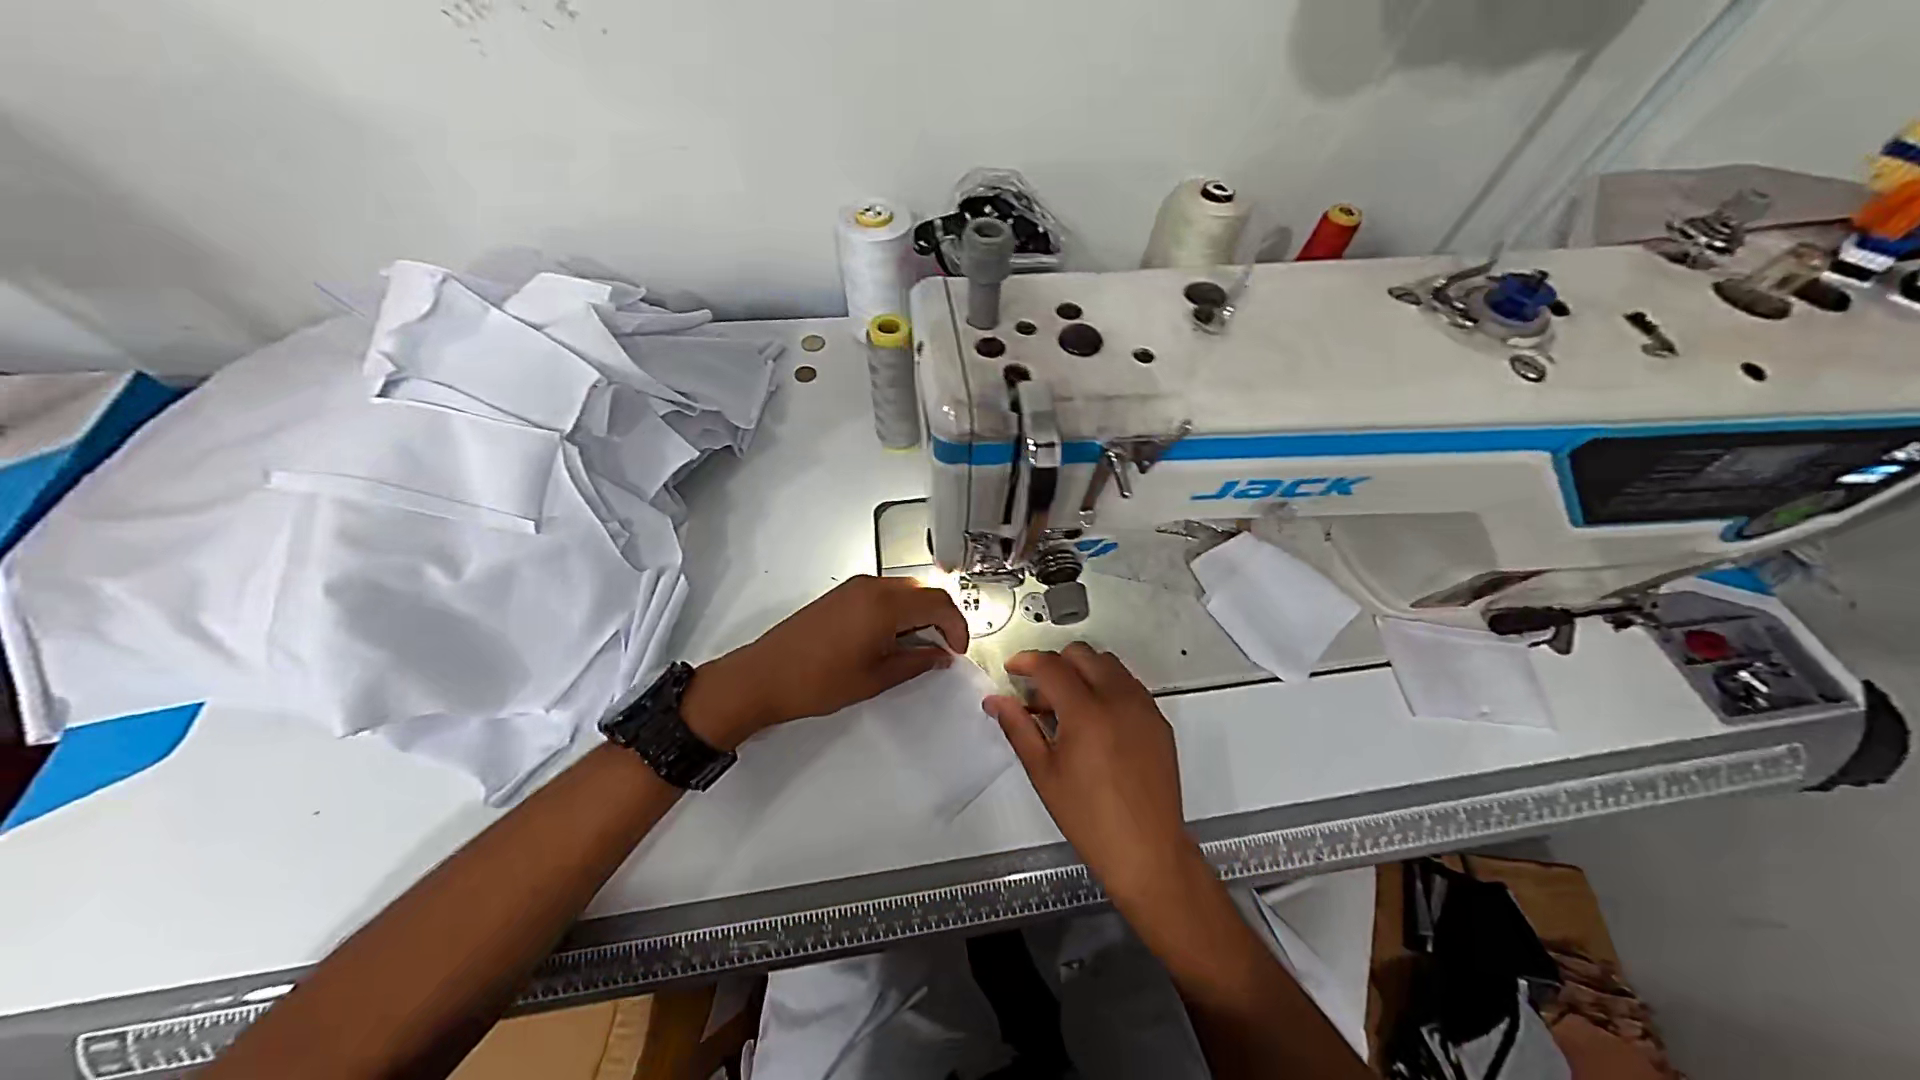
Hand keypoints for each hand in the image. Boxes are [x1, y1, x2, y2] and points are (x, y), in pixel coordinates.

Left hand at [683, 575, 967, 750]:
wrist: (763, 677)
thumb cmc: (813, 680)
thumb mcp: (876, 678)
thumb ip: (916, 662)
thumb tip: (938, 656)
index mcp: (884, 604)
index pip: (939, 602)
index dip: (957, 626)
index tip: (957, 649)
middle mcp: (871, 587)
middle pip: (924, 590)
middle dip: (941, 616)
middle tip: (944, 647)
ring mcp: (854, 587)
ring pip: (904, 590)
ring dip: (920, 612)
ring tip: (919, 646)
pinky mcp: (841, 594)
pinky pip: (883, 593)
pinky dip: (899, 610)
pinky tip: (893, 637)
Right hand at [984, 644, 1194, 898]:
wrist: (1146, 850)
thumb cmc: (1091, 819)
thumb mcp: (1043, 773)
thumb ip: (1018, 728)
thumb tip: (997, 701)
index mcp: (1087, 713)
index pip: (1050, 665)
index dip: (1026, 662)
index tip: (1014, 669)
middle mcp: (1119, 700)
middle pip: (1081, 654)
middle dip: (1055, 663)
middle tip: (1039, 692)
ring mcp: (1143, 708)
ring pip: (1108, 664)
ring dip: (1082, 672)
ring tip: (1067, 706)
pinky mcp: (1158, 720)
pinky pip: (1129, 685)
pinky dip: (1107, 686)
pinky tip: (1095, 719)